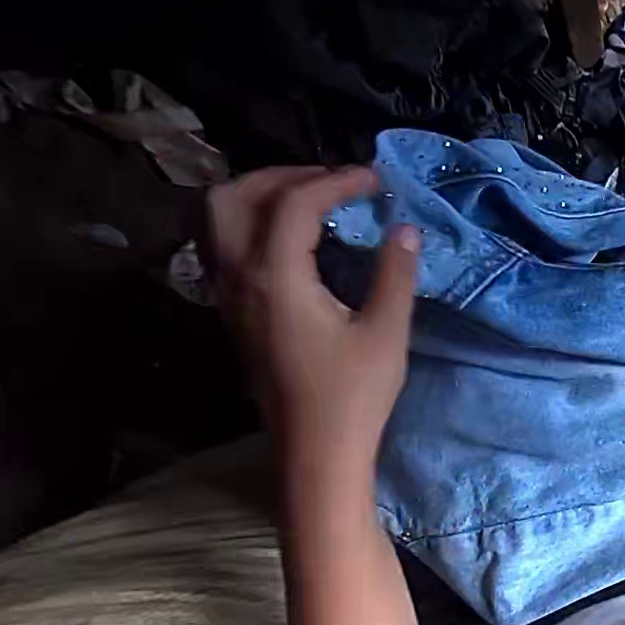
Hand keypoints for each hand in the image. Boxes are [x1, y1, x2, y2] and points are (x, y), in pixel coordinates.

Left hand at [206, 166, 418, 477]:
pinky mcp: (232, 312)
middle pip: (238, 195)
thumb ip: (394, 276)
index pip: (295, 203)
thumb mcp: (386, 334)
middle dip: (287, 176)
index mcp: (276, 276)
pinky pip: (223, 244)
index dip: (337, 181)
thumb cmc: (355, 394)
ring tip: (310, 201)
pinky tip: (291, 241)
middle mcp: (238, 276)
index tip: (376, 180)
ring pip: (219, 218)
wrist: (316, 448)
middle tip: (336, 183)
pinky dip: (252, 222)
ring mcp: (228, 294)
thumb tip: (405, 230)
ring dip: (261, 195)